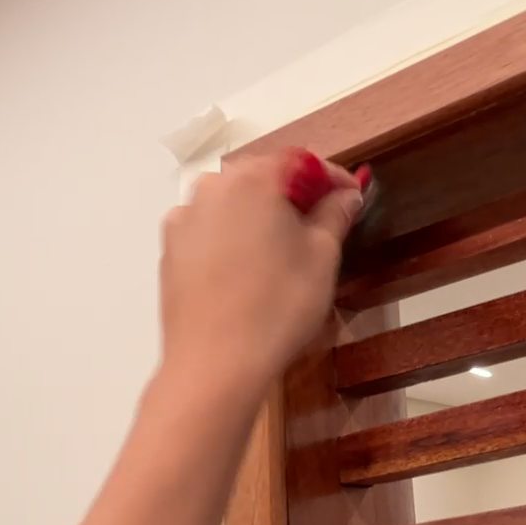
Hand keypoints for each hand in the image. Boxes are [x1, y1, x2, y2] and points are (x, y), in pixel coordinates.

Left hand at [158, 147, 362, 396]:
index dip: (334, 178)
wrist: (216, 364)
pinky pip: (213, 229)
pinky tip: (254, 269)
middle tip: (327, 224)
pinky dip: (237, 236)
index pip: (303, 161)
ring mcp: (184, 218)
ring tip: (290, 250)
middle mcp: (212, 187)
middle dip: (298, 195)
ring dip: (266, 215)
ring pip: (236, 203)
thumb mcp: (323, 257)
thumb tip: (345, 194)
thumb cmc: (278, 306)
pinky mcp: (171, 250)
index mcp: (253, 179)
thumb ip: (335, 215)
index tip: (354, 196)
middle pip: (265, 177)